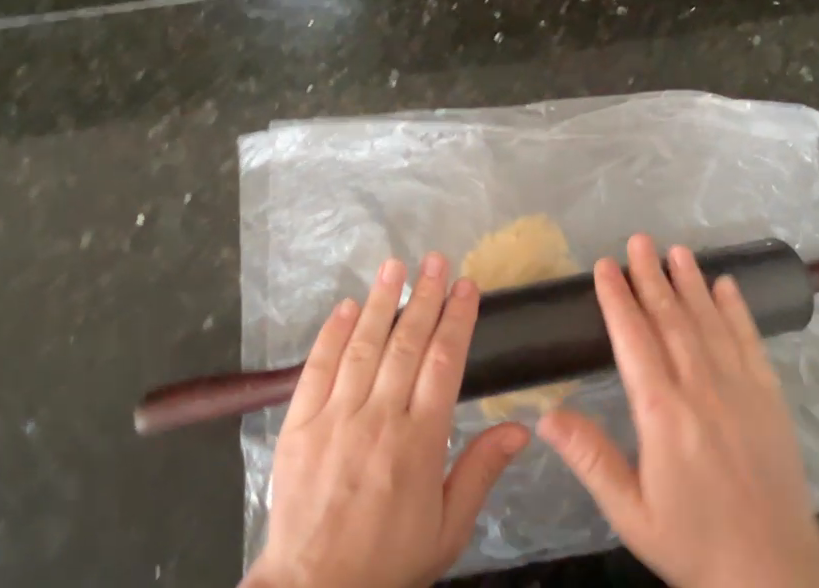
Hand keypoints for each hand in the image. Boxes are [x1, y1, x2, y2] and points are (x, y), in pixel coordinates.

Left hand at [243, 253, 529, 587]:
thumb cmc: (388, 560)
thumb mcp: (448, 529)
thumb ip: (481, 472)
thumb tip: (521, 427)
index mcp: (420, 441)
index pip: (444, 362)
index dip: (457, 319)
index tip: (467, 286)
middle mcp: (378, 418)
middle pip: (406, 343)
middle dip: (425, 296)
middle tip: (436, 260)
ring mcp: (334, 417)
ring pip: (363, 345)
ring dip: (380, 301)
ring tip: (394, 265)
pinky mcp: (298, 424)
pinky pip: (316, 368)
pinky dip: (331, 334)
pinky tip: (345, 307)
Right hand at [537, 235, 818, 587]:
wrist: (775, 569)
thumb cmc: (693, 542)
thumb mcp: (631, 512)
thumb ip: (591, 458)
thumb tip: (546, 415)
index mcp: (663, 414)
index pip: (634, 340)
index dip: (617, 299)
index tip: (604, 266)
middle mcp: (702, 389)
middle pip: (671, 319)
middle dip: (651, 276)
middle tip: (638, 240)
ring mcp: (741, 389)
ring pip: (710, 322)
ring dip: (691, 283)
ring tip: (676, 250)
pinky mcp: (770, 398)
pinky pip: (750, 342)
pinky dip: (737, 310)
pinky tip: (726, 286)